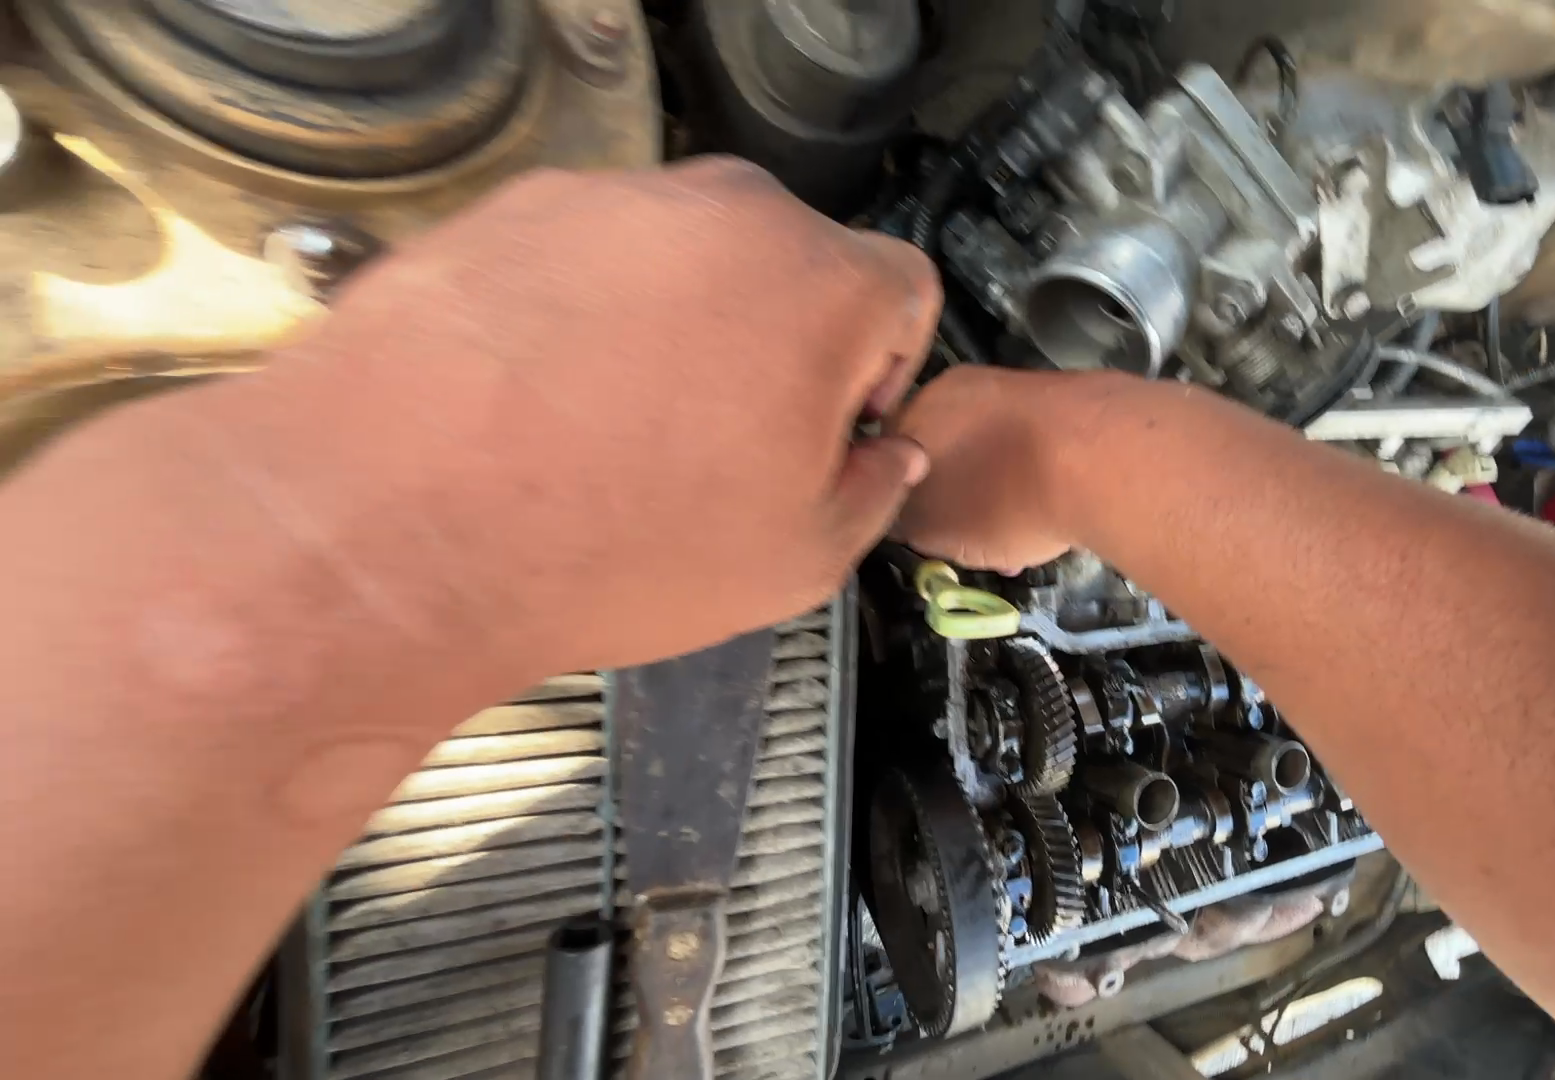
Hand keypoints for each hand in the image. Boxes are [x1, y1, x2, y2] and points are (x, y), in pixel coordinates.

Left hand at [204, 158, 938, 669]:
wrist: (391, 534)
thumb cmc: (618, 547)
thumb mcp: (805, 555)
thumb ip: (877, 490)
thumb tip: (883, 457)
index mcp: (823, 289)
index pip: (905, 292)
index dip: (887, 367)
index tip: (841, 420)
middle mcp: (728, 216)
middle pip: (805, 270)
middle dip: (796, 348)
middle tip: (742, 437)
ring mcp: (617, 203)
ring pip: (708, 262)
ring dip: (704, 333)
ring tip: (645, 428)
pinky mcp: (521, 212)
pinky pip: (613, 259)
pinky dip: (615, 317)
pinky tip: (575, 401)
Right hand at [891, 365, 1110, 572]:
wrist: (1100, 458)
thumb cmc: (1001, 498)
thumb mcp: (933, 530)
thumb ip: (908, 522)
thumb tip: (906, 517)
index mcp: (915, 411)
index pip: (892, 460)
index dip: (905, 501)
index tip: (925, 533)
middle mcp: (959, 389)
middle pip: (947, 453)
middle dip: (958, 497)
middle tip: (973, 542)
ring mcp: (1015, 389)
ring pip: (994, 452)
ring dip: (1000, 493)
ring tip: (1019, 540)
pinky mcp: (1066, 400)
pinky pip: (1037, 448)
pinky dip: (1039, 479)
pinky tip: (1053, 515)